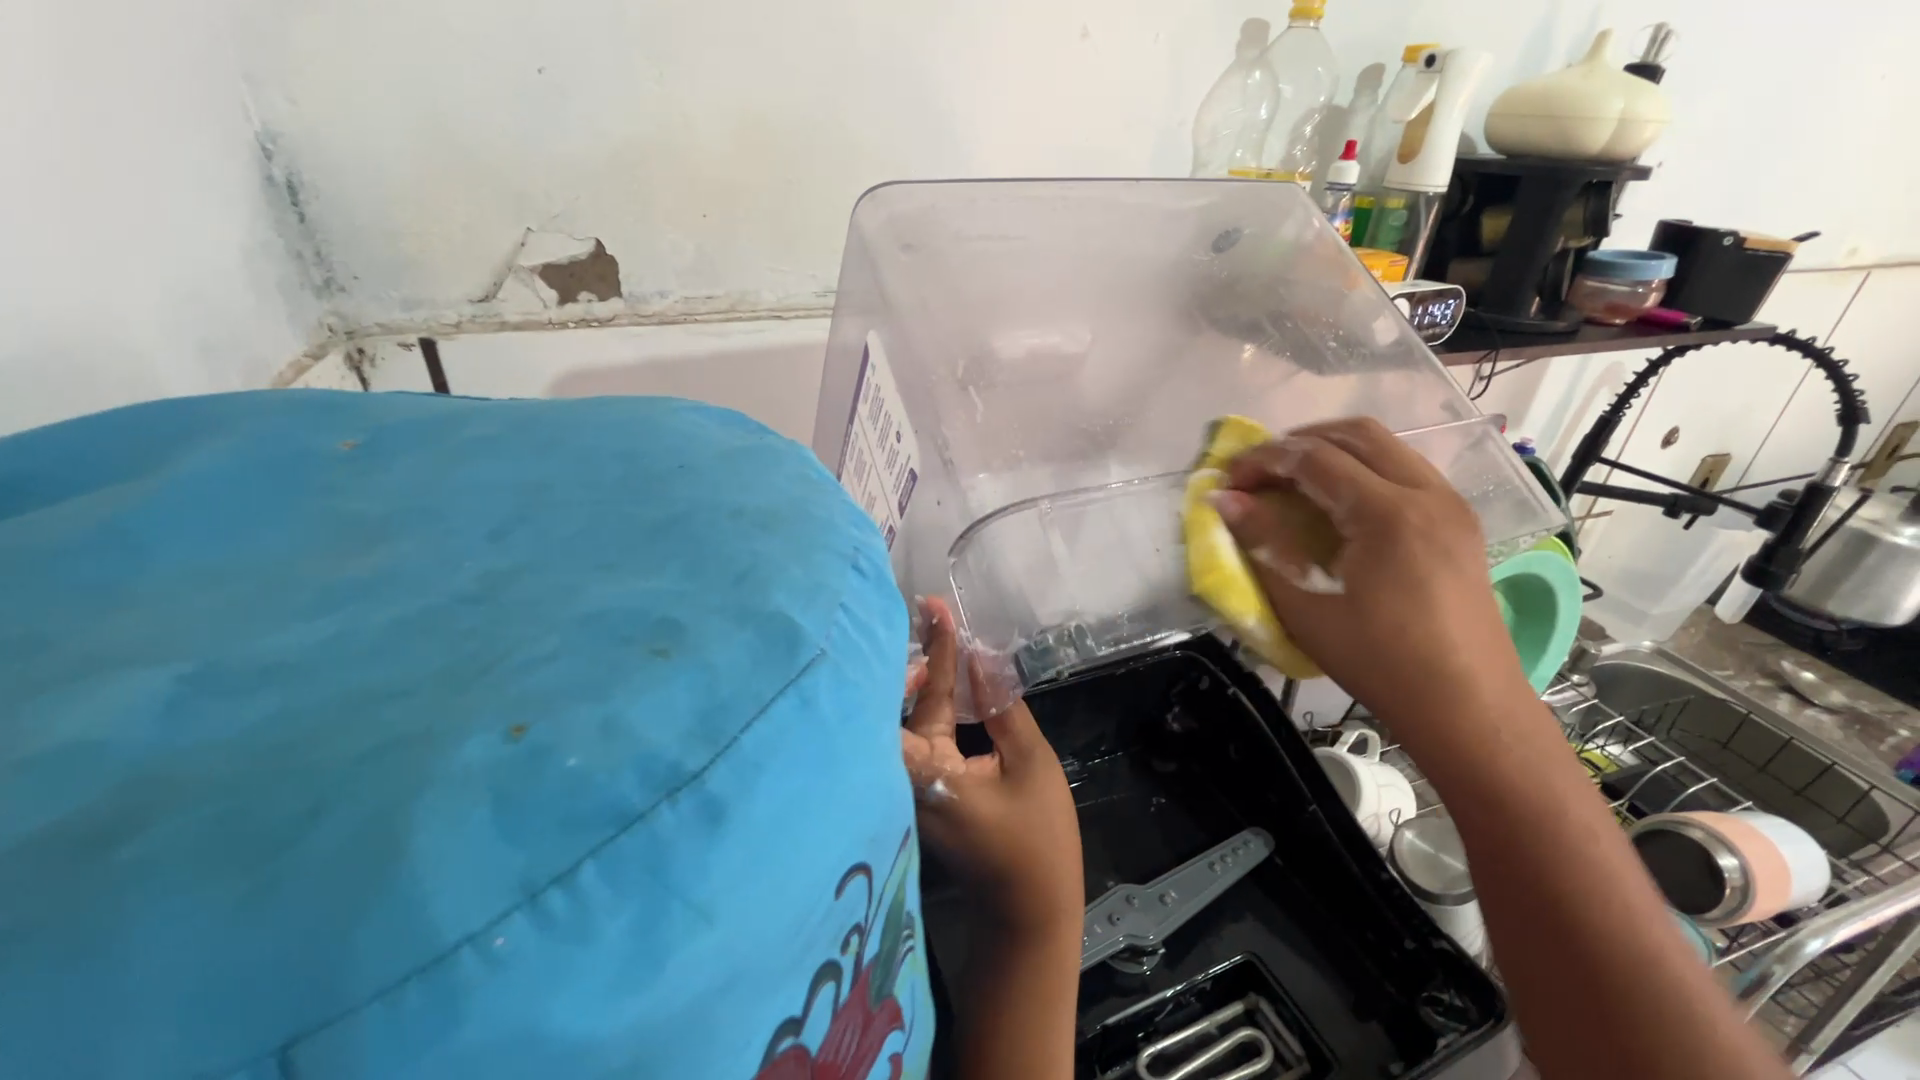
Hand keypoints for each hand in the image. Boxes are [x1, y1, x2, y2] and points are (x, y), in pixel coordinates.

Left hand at [902, 597, 1083, 937]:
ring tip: (936, 640)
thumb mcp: (1030, 763)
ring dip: (921, 684)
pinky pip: (920, 742)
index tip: (934, 609)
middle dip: (916, 662)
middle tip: (930, 620)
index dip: (928, 651)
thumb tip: (982, 658)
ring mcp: (911, 790)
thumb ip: (1002, 707)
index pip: (919, 699)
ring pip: (908, 725)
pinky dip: (930, 710)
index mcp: (930, 772)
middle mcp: (907, 779)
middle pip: (901, 710)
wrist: (1027, 909)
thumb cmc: (1036, 839)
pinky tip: (943, 686)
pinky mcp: (923, 796)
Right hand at [1208, 417, 1533, 729]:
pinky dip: (1364, 471)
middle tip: (1259, 472)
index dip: (1264, 460)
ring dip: (1334, 451)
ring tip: (1293, 482)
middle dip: (1299, 442)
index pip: (1314, 458)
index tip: (1228, 480)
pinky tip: (1339, 505)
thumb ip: (1264, 545)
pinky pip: (1406, 472)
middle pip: (1356, 434)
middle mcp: (1427, 493)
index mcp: (1388, 513)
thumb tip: (1226, 501)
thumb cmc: (1379, 662)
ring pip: (1387, 448)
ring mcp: (1451, 505)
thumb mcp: (1307, 606)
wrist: (1467, 706)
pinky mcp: (1460, 523)